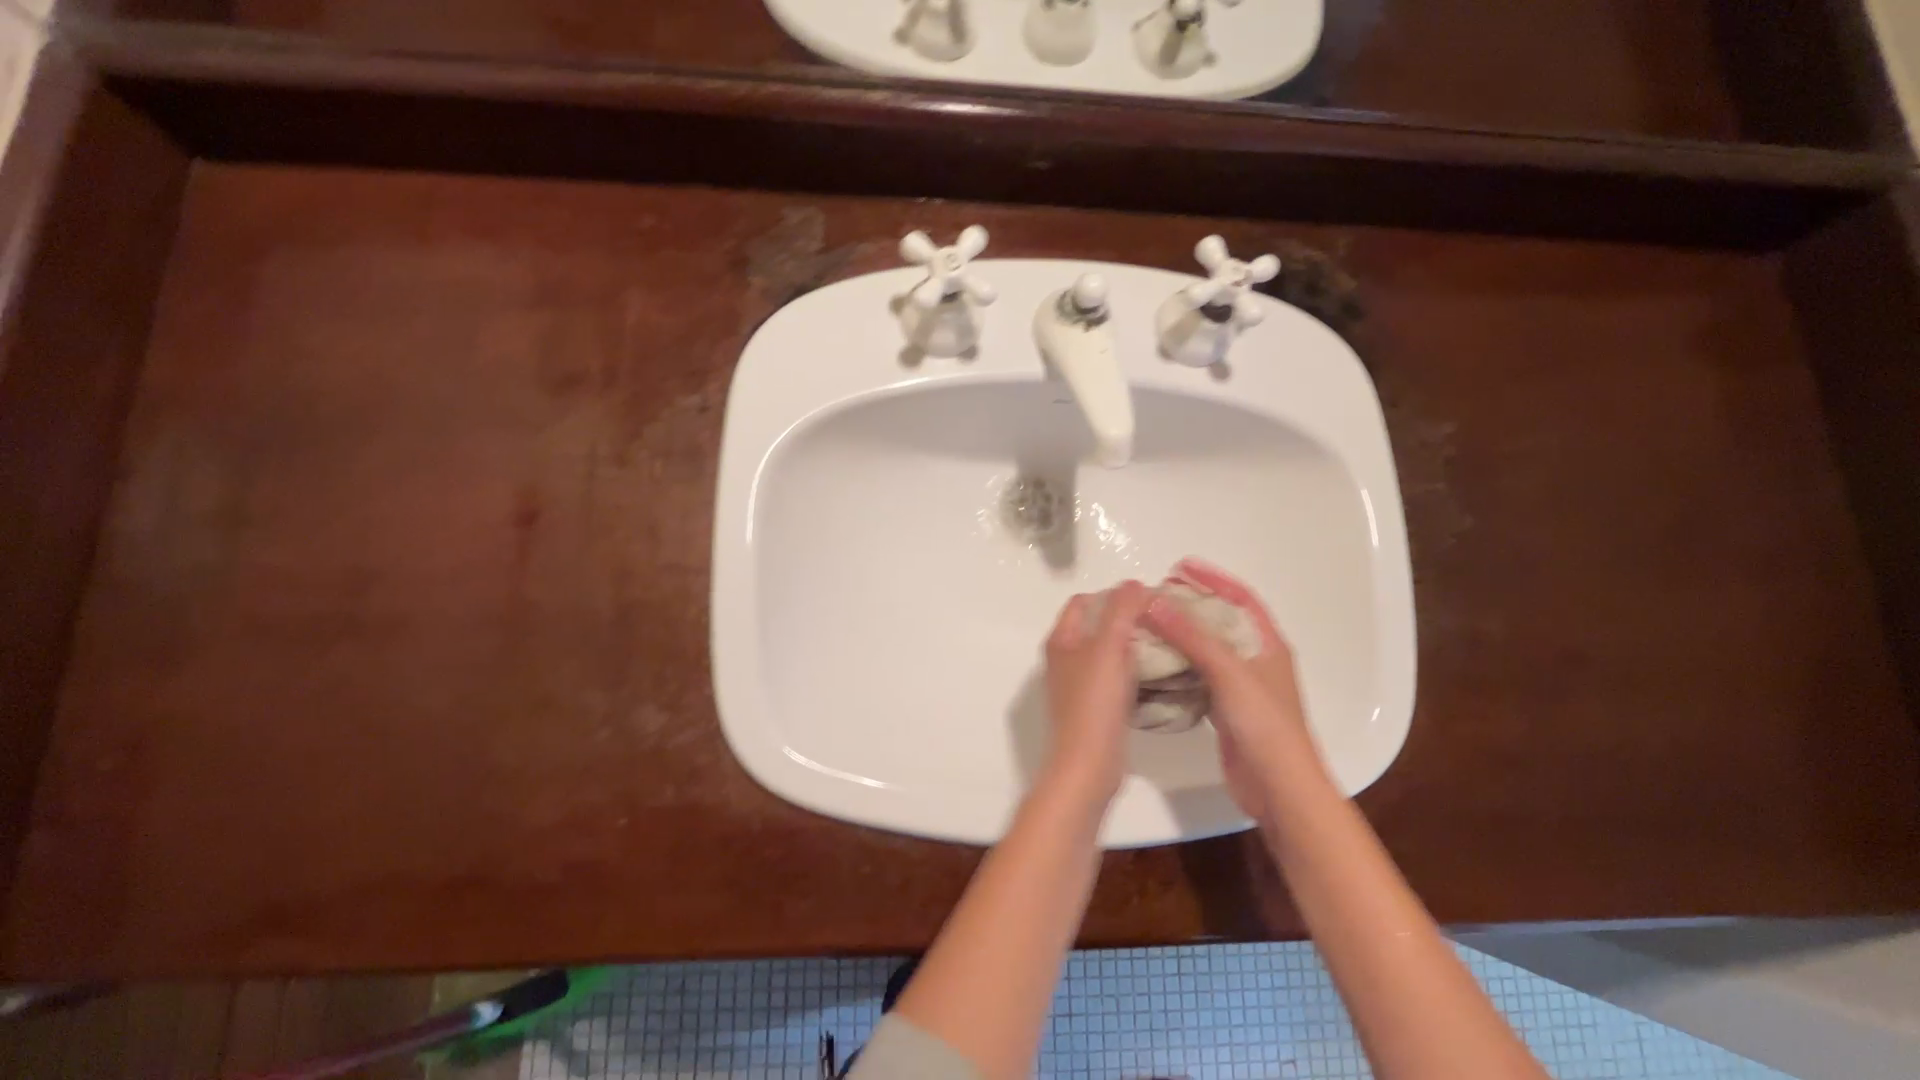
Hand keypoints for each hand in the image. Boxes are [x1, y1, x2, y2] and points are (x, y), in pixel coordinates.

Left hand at [1042, 580, 1152, 802]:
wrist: (1088, 764)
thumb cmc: (1094, 702)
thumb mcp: (1109, 647)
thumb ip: (1122, 610)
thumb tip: (1134, 583)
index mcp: (1061, 640)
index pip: (1084, 601)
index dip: (1114, 594)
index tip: (1148, 599)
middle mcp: (1065, 659)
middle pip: (1097, 626)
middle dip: (1127, 619)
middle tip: (1162, 621)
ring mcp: (1079, 685)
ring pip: (1108, 653)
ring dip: (1133, 646)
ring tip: (1165, 644)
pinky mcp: (1094, 707)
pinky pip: (1116, 679)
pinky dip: (1134, 672)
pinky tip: (1157, 676)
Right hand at [1141, 559, 1322, 819]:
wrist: (1278, 786)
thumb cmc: (1263, 724)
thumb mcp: (1228, 672)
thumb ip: (1192, 637)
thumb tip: (1155, 602)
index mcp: (1267, 644)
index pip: (1241, 599)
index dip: (1213, 579)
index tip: (1180, 566)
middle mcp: (1256, 661)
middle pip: (1221, 623)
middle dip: (1190, 606)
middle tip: (1154, 597)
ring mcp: (1243, 689)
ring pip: (1208, 652)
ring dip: (1182, 638)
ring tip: (1148, 626)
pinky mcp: (1228, 712)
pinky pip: (1199, 680)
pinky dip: (1179, 669)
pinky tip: (1155, 668)